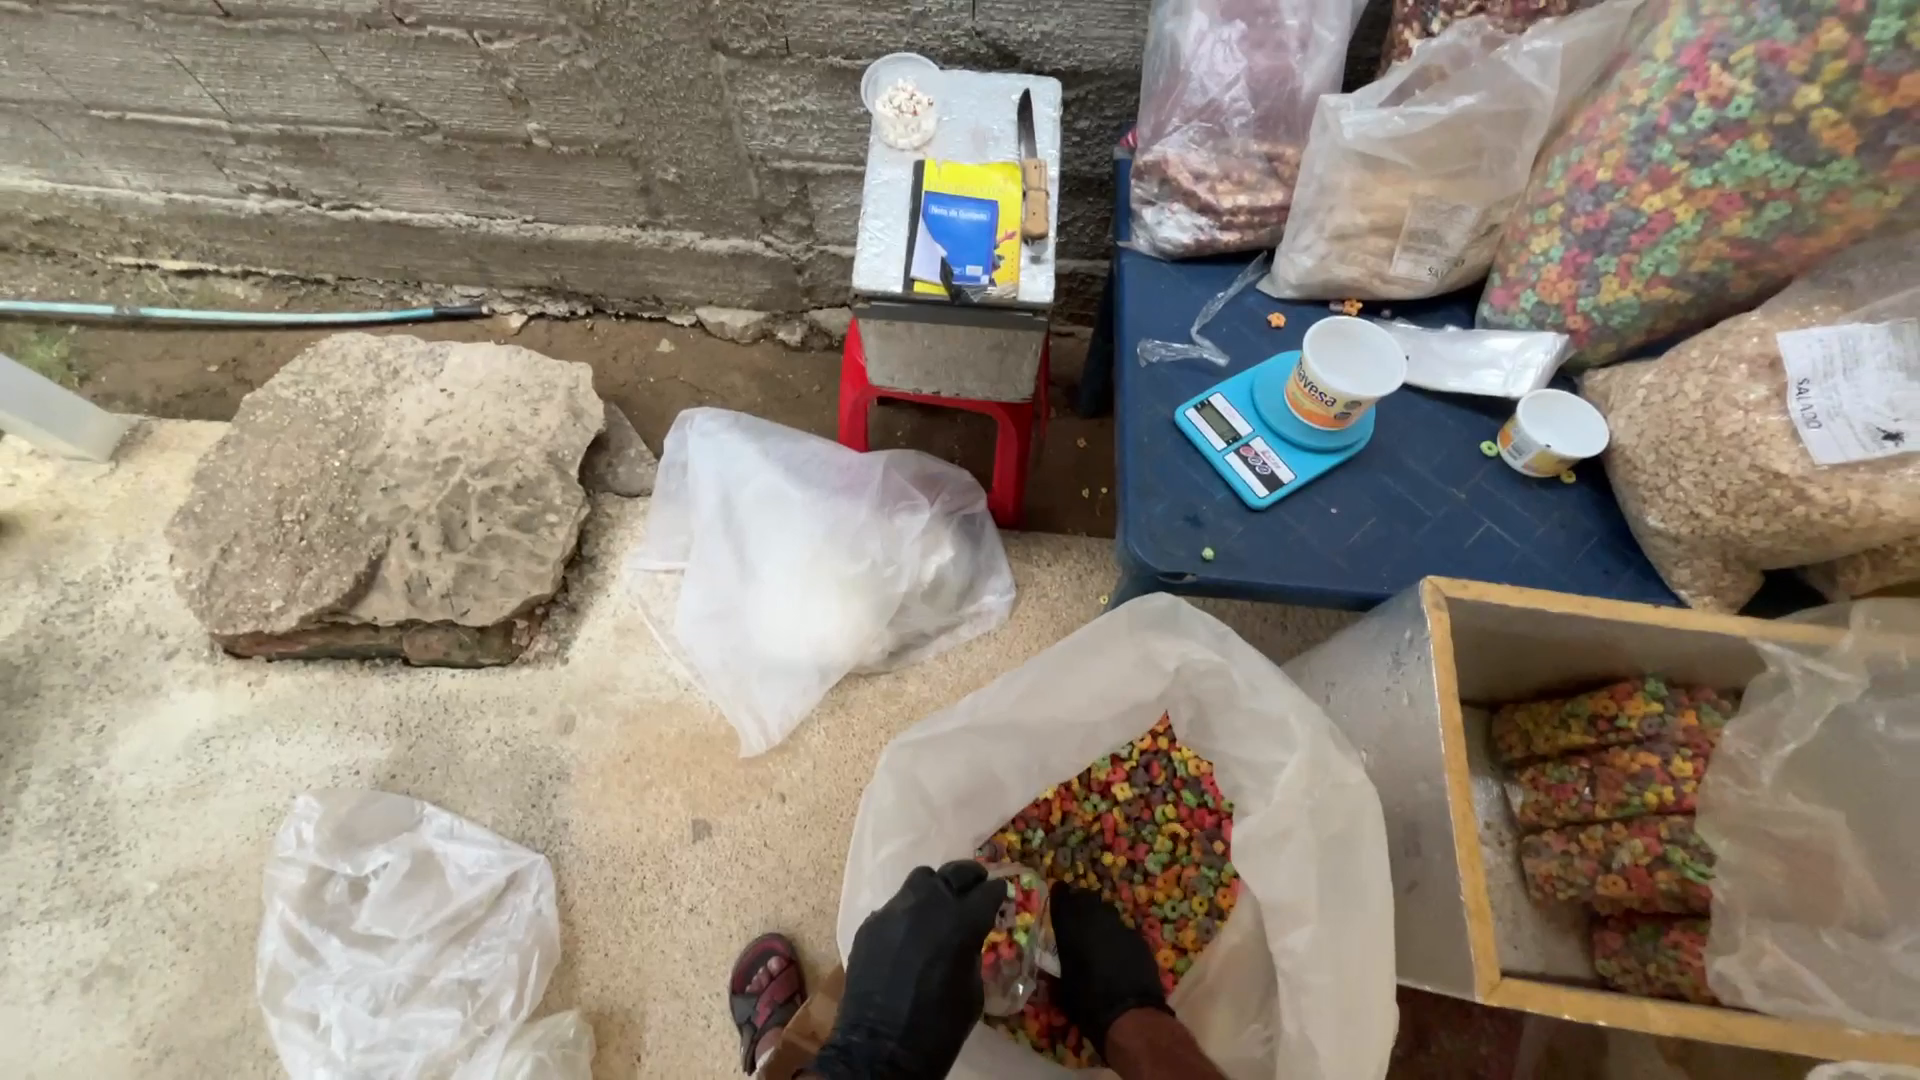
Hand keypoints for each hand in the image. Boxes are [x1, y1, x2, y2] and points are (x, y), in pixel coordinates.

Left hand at [810, 861, 1003, 1079]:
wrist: (878, 1053)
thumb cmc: (938, 1030)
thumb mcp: (972, 991)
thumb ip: (972, 951)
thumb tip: (968, 937)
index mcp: (960, 922)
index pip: (987, 891)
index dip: (996, 892)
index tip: (999, 892)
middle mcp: (928, 905)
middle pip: (954, 873)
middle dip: (969, 877)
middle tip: (976, 884)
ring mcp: (895, 910)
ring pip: (920, 881)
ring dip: (934, 889)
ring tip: (938, 906)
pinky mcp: (870, 923)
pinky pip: (895, 907)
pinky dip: (907, 915)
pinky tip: (908, 937)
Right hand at [1049, 883, 1170, 1056]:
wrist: (1130, 1015)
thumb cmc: (1087, 1002)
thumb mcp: (1063, 987)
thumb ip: (1059, 968)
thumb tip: (1052, 969)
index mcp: (1071, 925)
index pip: (1061, 895)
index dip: (1059, 894)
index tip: (1058, 894)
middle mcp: (1095, 917)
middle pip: (1086, 897)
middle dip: (1080, 903)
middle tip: (1077, 918)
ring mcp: (1120, 925)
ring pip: (1107, 912)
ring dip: (1100, 920)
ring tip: (1098, 937)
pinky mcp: (1139, 938)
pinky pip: (1124, 930)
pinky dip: (1118, 937)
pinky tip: (1118, 954)